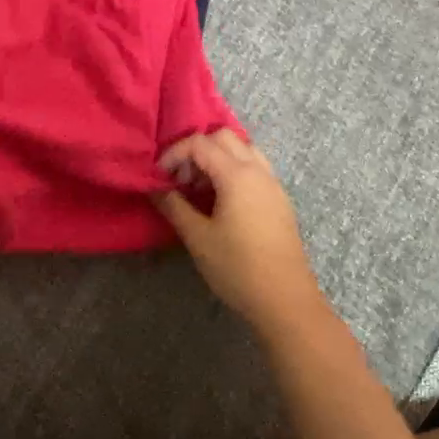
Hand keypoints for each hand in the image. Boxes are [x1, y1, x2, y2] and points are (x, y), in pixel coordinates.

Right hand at [154, 130, 326, 329]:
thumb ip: (173, 206)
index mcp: (237, 174)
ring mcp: (273, 185)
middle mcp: (258, 170)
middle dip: (197, 151)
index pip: (199, 143)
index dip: (174, 154)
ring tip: (201, 189)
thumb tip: (153, 187)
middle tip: (182, 180)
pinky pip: (254, 168)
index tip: (160, 178)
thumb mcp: (198, 237)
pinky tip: (222, 203)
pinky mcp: (280, 201)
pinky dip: (234, 171)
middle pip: (223, 138)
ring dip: (217, 159)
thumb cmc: (238, 268)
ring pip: (243, 150)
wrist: (286, 301)